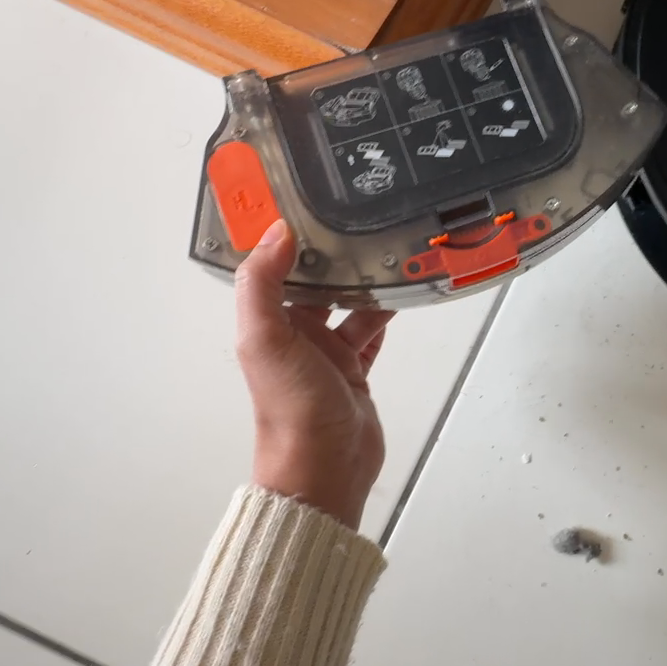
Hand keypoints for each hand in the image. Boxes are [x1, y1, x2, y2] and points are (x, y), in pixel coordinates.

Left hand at [235, 219, 394, 528]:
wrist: (325, 468)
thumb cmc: (292, 405)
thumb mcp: (266, 340)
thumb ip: (262, 285)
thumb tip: (276, 229)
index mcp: (268, 321)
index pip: (273, 265)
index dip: (283, 233)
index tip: (307, 197)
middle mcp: (295, 331)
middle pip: (314, 279)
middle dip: (333, 250)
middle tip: (362, 215)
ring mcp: (327, 349)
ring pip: (348, 301)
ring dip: (364, 278)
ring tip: (390, 247)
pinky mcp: (356, 367)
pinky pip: (372, 329)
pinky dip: (386, 310)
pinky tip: (403, 290)